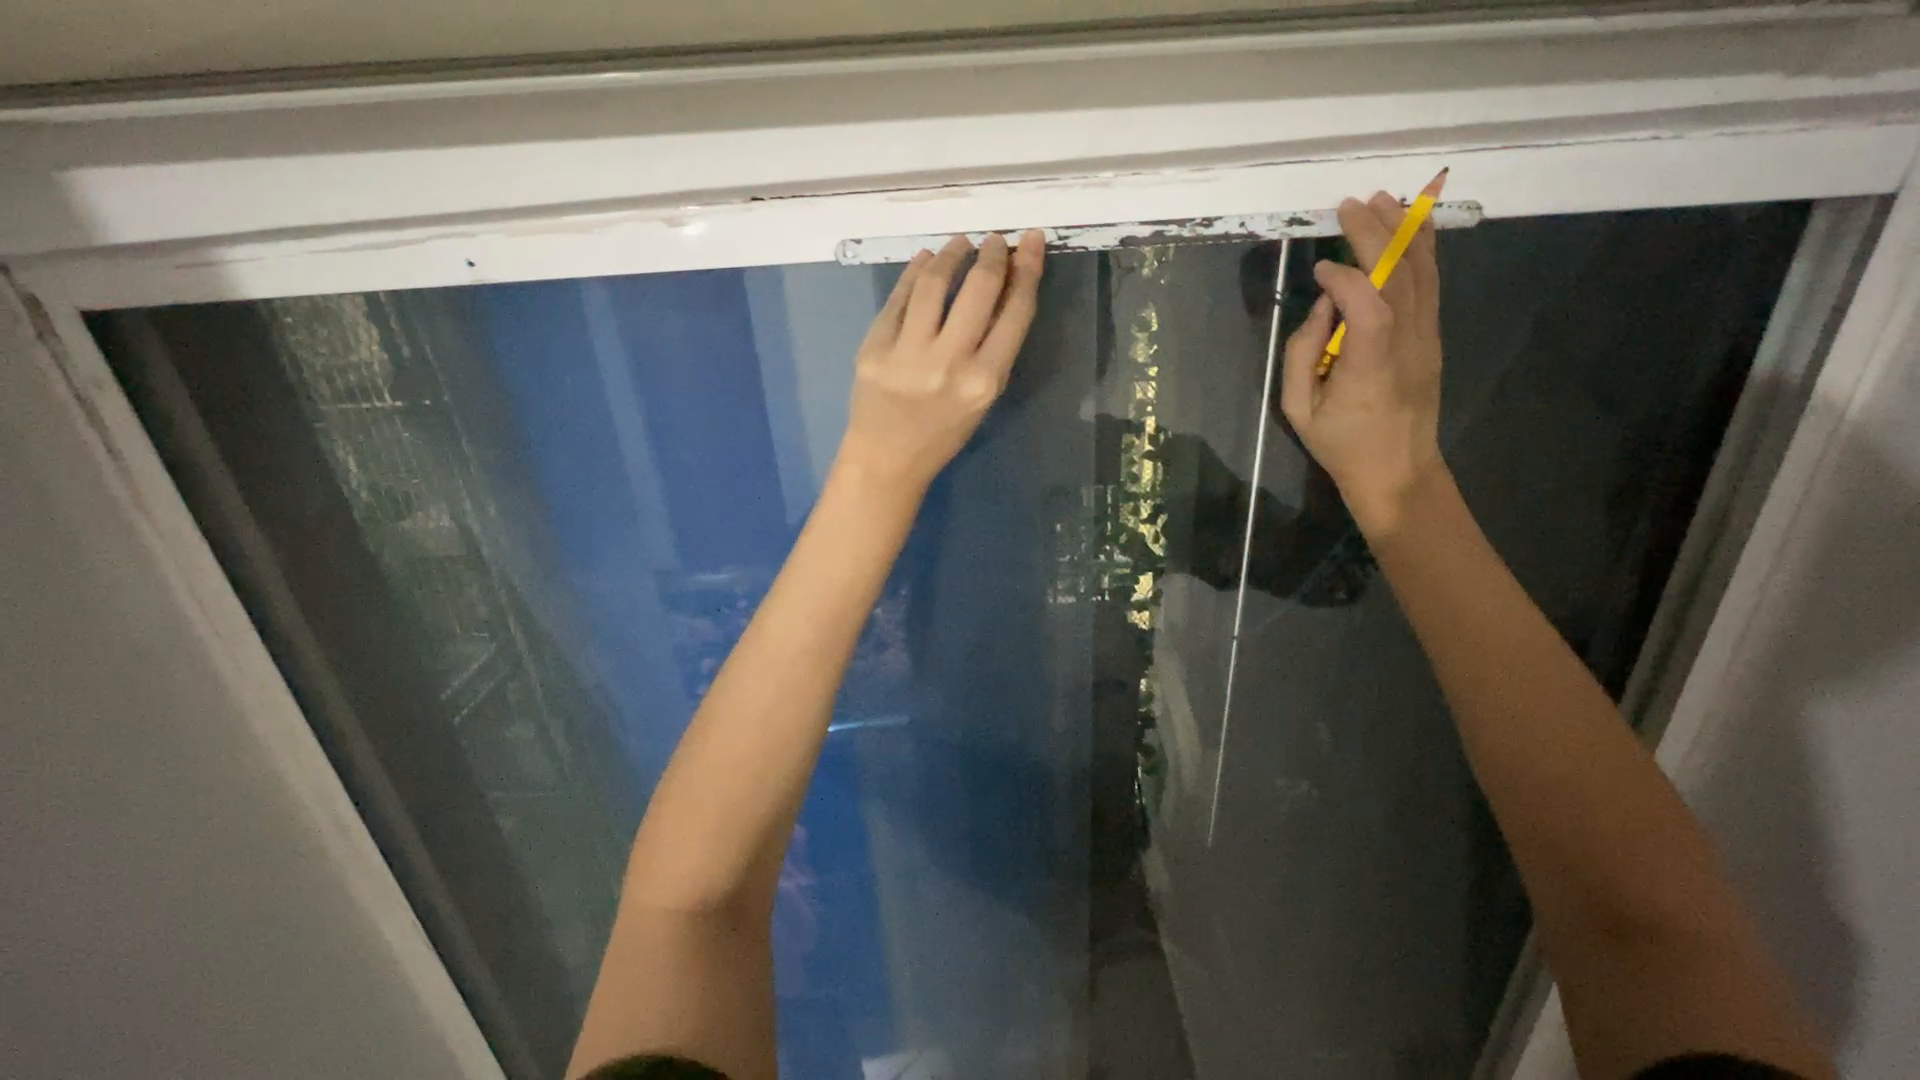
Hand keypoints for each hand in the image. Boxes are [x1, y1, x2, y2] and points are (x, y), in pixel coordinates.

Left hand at [835, 230, 1045, 494]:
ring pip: (933, 284)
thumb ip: (995, 347)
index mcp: (984, 381)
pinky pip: (899, 298)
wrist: (887, 458)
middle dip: (991, 255)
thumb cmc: (943, 432)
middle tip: (994, 240)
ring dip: (951, 255)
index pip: (1014, 311)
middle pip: (978, 289)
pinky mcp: (874, 347)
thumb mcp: (983, 398)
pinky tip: (925, 260)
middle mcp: (948, 364)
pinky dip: (913, 273)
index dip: (1027, 269)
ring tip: (959, 244)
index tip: (1029, 241)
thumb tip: (1006, 286)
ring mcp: (907, 354)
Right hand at [1280, 192, 1446, 537]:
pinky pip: (1431, 283)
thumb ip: (1302, 354)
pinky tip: (1412, 223)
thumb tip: (1322, 306)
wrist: (1398, 470)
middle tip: (1349, 205)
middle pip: (1399, 275)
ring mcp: (1426, 336)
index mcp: (1370, 367)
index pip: (1368, 306)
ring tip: (1381, 199)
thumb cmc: (1342, 444)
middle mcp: (1406, 344)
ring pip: (1421, 271)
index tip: (1318, 270)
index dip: (1344, 279)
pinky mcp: (1432, 335)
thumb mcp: (1299, 410)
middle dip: (1375, 234)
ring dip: (1402, 231)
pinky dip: (1422, 248)